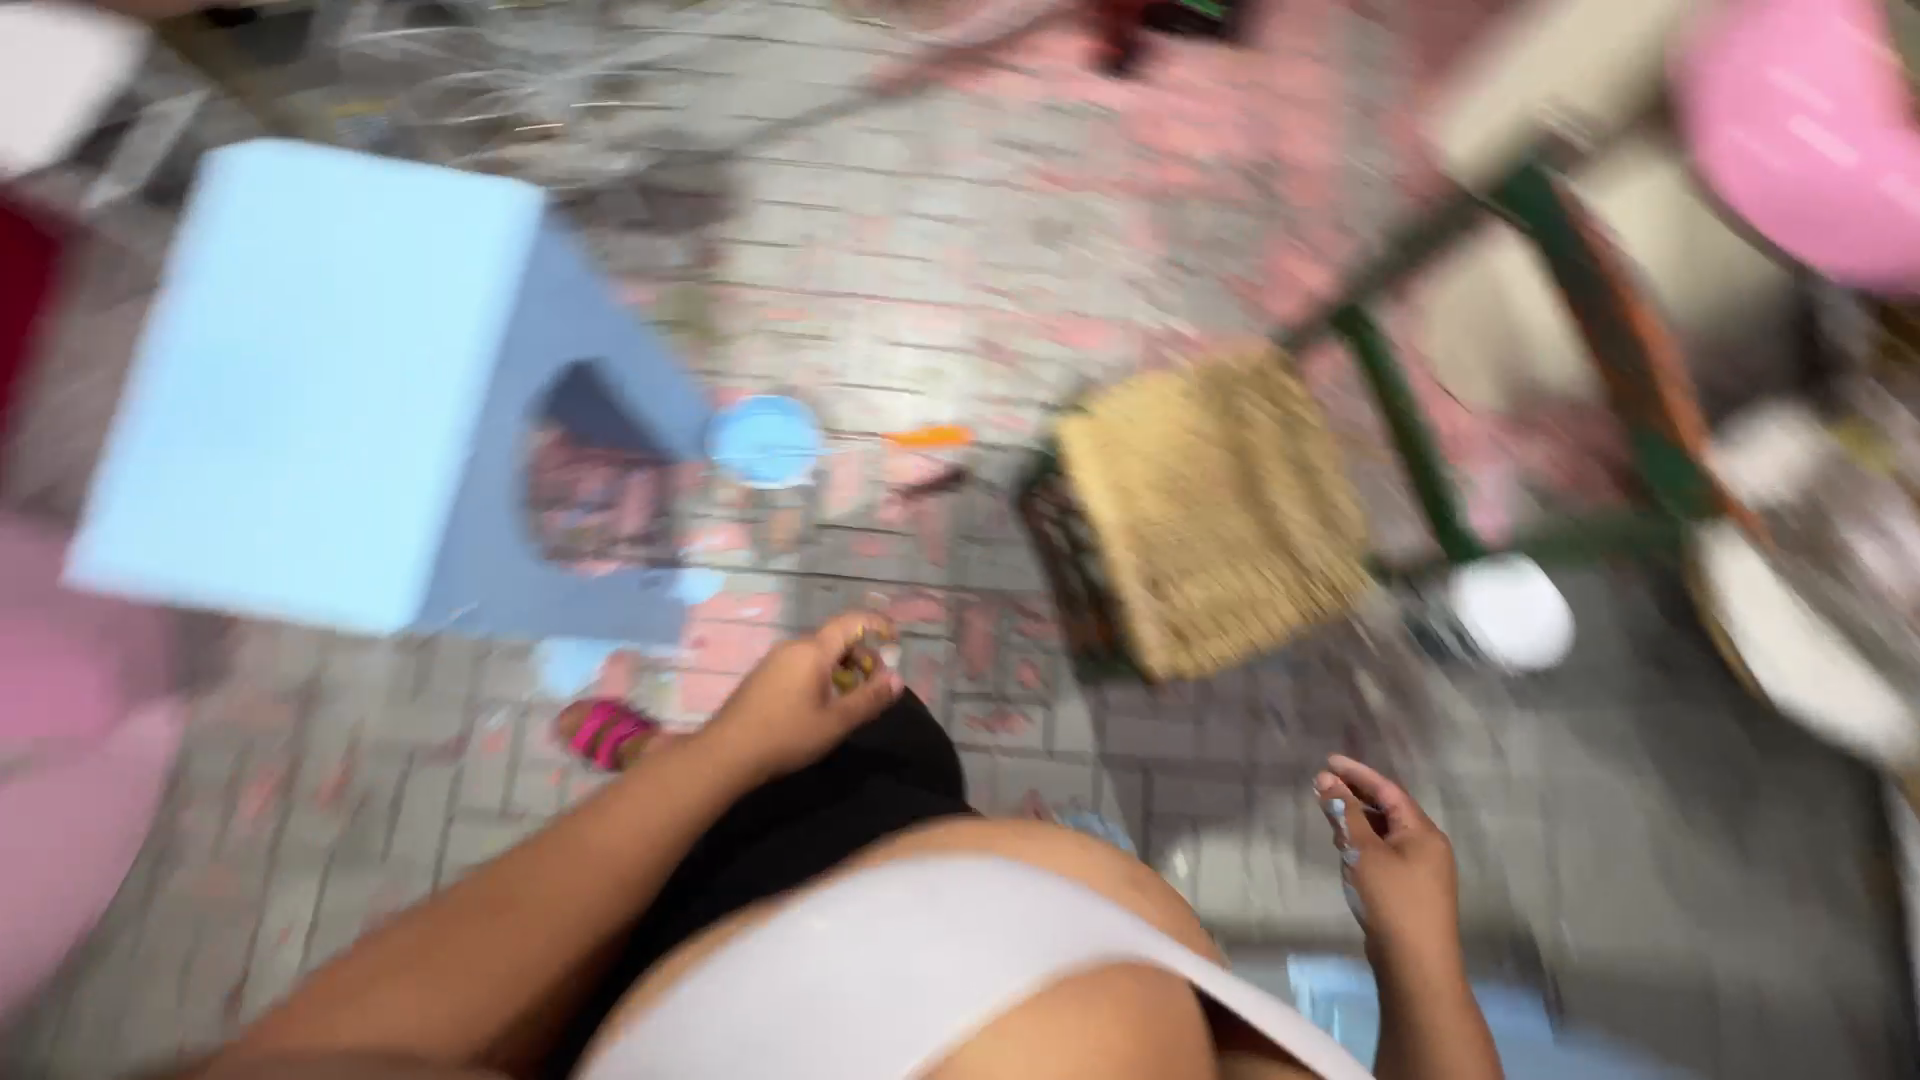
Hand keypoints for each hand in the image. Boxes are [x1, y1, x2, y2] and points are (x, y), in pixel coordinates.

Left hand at [696, 611, 903, 783]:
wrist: (726, 753)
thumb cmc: (786, 736)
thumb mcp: (836, 722)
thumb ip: (870, 698)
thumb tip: (898, 679)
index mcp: (813, 650)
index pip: (852, 622)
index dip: (878, 625)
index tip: (896, 640)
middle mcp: (793, 646)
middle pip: (836, 639)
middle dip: (862, 655)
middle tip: (876, 683)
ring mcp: (775, 659)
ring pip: (819, 653)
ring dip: (842, 667)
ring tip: (852, 697)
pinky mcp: (764, 675)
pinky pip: (802, 663)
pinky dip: (822, 673)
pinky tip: (822, 702)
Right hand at [1315, 755, 1461, 968]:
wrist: (1416, 963)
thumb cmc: (1391, 899)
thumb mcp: (1363, 850)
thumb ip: (1344, 813)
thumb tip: (1326, 778)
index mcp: (1423, 832)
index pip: (1388, 790)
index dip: (1357, 773)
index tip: (1328, 760)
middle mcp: (1427, 845)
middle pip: (1388, 808)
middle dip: (1355, 795)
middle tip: (1322, 784)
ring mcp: (1421, 869)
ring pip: (1385, 831)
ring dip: (1357, 818)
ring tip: (1328, 812)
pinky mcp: (1411, 887)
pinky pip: (1385, 851)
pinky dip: (1364, 840)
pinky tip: (1344, 846)